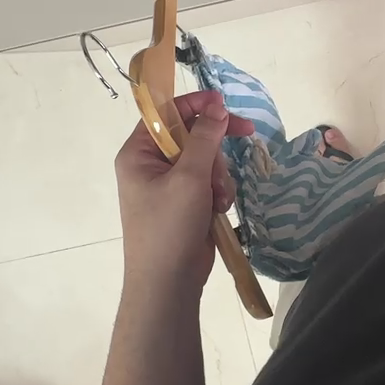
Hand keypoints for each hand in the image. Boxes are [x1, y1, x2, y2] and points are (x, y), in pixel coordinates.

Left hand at [115, 90, 254, 298]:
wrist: (168, 281)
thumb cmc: (169, 226)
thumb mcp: (189, 177)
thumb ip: (205, 138)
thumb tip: (217, 107)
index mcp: (139, 153)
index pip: (167, 114)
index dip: (195, 105)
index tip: (224, 104)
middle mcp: (152, 164)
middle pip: (192, 135)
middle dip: (214, 149)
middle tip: (245, 137)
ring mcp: (170, 184)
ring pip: (207, 159)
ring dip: (219, 175)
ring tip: (217, 197)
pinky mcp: (187, 201)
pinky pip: (211, 181)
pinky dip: (219, 192)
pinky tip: (219, 208)